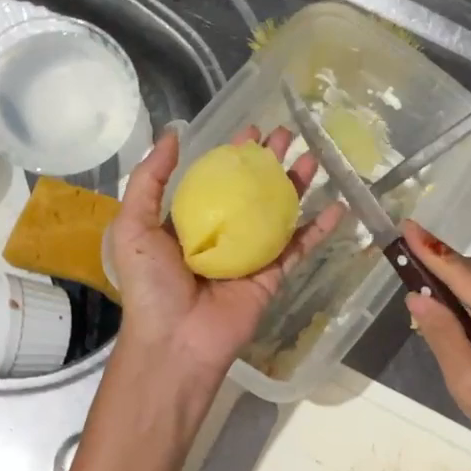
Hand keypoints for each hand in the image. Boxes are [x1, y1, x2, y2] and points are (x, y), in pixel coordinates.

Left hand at [109, 126, 343, 377]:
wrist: (175, 340)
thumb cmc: (151, 284)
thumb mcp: (133, 226)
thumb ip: (150, 180)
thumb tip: (172, 136)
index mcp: (187, 224)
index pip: (216, 181)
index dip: (234, 156)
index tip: (252, 131)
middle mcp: (221, 237)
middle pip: (252, 193)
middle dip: (270, 163)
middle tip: (289, 135)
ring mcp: (248, 258)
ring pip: (279, 215)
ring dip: (296, 187)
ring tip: (313, 158)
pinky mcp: (271, 279)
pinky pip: (298, 249)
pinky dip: (319, 230)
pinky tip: (337, 206)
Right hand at [402, 221, 470, 470]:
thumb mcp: (468, 383)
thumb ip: (442, 335)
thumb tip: (416, 295)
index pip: (465, 276)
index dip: (432, 253)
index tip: (406, 228)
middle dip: (438, 264)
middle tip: (401, 259)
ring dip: (453, 278)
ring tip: (417, 280)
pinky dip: (469, 291)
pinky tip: (449, 303)